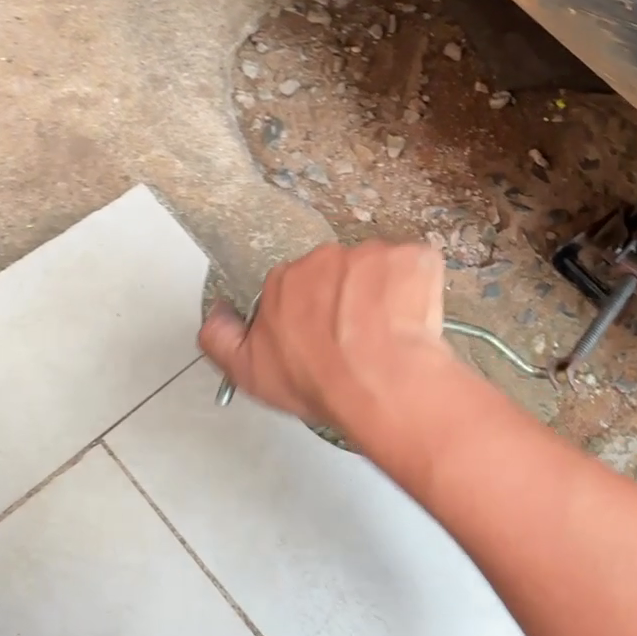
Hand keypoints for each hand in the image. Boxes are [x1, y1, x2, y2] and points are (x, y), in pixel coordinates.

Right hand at [199, 241, 450, 422]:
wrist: (380, 380)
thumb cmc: (323, 380)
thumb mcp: (250, 373)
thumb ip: (221, 338)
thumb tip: (216, 316)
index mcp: (286, 282)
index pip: (300, 287)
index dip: (315, 312)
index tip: (327, 334)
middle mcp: (325, 259)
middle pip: (340, 273)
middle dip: (351, 299)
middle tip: (362, 336)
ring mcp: (371, 255)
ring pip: (381, 269)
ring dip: (388, 294)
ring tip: (392, 333)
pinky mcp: (410, 257)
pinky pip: (417, 265)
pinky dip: (420, 286)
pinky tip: (416, 318)